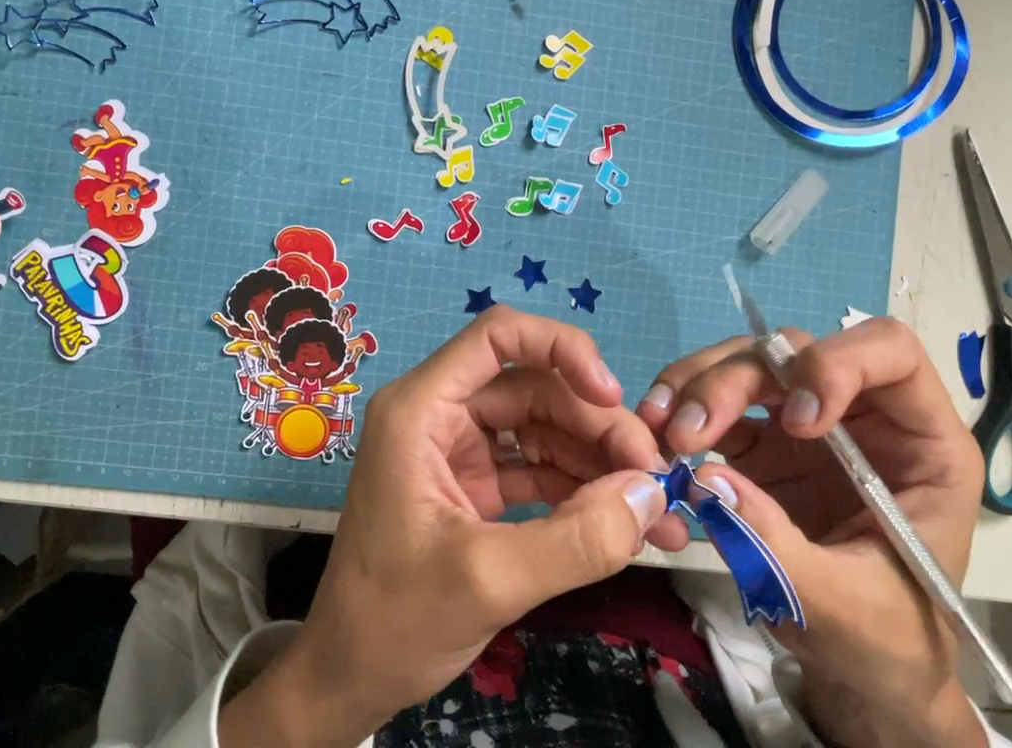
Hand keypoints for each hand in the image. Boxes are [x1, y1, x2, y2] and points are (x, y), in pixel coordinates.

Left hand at [221, 307, 682, 746]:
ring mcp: (459, 452)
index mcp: (422, 410)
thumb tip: (651, 494)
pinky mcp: (475, 488)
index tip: (613, 399)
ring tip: (661, 515)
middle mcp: (441, 416)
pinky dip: (583, 493)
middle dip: (599, 428)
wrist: (350, 675)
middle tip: (658, 482)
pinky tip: (629, 526)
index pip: (498, 336)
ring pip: (544, 429)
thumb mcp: (489, 579)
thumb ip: (576, 539)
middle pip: (536, 388)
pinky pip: (539, 470)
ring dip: (602, 465)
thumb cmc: (396, 619)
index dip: (562, 349)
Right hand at [638, 317, 987, 747]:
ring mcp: (805, 424)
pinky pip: (715, 404)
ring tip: (655, 428)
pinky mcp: (761, 444)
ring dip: (695, 386)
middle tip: (683, 430)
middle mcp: (861, 415)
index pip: (885, 353)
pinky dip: (679, 411)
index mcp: (919, 442)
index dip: (835, 366)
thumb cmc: (885, 642)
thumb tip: (705, 480)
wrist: (860, 675)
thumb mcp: (845, 608)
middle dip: (733, 380)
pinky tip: (652, 435)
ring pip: (747, 366)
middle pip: (794, 354)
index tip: (795, 424)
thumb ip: (779, 548)